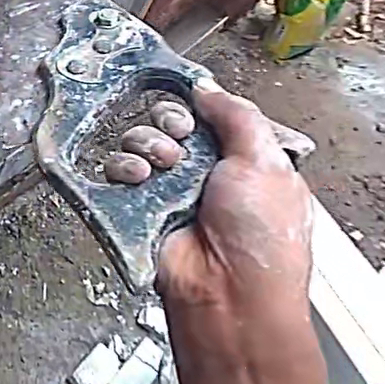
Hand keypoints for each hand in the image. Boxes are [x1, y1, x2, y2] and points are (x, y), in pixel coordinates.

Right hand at [107, 83, 316, 336]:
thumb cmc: (262, 242)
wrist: (229, 296)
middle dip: (170, 123)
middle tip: (180, 139)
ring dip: (149, 146)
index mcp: (241, 160)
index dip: (198, 106)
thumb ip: (238, 115)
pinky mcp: (138, 205)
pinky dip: (124, 167)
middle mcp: (203, 172)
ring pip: (140, 141)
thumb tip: (208, 87)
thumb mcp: (266, 164)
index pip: (208, 114)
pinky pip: (118, 169)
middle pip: (169, 122)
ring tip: (164, 167)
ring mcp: (169, 189)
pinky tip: (140, 179)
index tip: (195, 107)